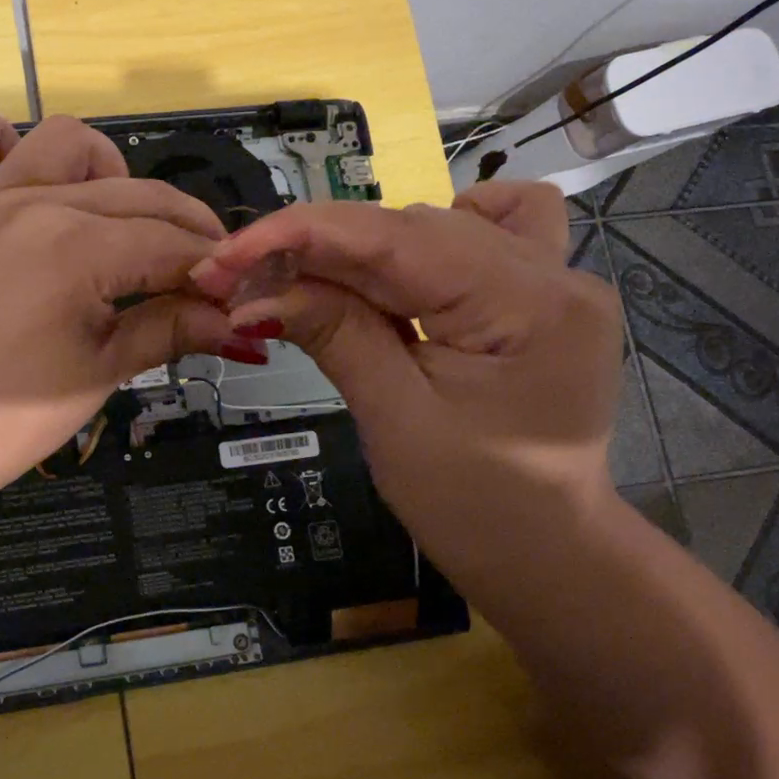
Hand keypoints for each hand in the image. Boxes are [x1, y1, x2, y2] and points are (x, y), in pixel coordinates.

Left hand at [0, 114, 236, 491]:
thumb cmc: (11, 419)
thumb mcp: (101, 373)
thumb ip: (169, 329)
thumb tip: (236, 320)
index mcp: (74, 248)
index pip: (169, 243)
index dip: (213, 270)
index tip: (239, 294)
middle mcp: (33, 203)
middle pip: (136, 194)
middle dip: (183, 233)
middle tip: (201, 282)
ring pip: (65, 143)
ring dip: (107, 171)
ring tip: (120, 227)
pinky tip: (18, 168)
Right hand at [187, 183, 625, 556]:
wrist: (545, 554)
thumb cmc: (472, 505)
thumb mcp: (394, 419)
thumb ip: (334, 334)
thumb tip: (252, 292)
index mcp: (530, 304)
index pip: (397, 238)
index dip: (302, 234)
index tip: (224, 255)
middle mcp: (554, 273)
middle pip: (413, 227)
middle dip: (317, 247)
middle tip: (239, 280)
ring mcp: (554, 280)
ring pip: (439, 225)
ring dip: (359, 248)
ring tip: (300, 282)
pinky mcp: (538, 297)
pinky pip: (484, 234)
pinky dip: (426, 241)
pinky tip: (392, 268)